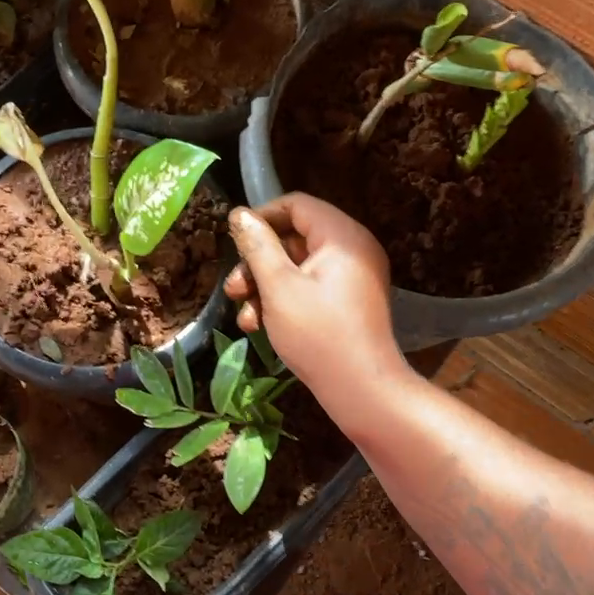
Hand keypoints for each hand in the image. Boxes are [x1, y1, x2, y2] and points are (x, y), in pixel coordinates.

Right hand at [224, 194, 404, 400]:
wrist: (361, 389)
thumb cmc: (318, 334)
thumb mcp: (279, 287)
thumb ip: (257, 247)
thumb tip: (240, 214)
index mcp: (342, 236)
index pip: (297, 205)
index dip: (261, 218)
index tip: (234, 242)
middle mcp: (353, 249)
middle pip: (295, 238)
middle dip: (258, 263)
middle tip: (233, 289)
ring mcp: (353, 278)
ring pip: (298, 268)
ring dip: (265, 288)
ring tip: (244, 316)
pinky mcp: (348, 303)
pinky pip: (312, 288)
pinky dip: (285, 301)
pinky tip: (260, 326)